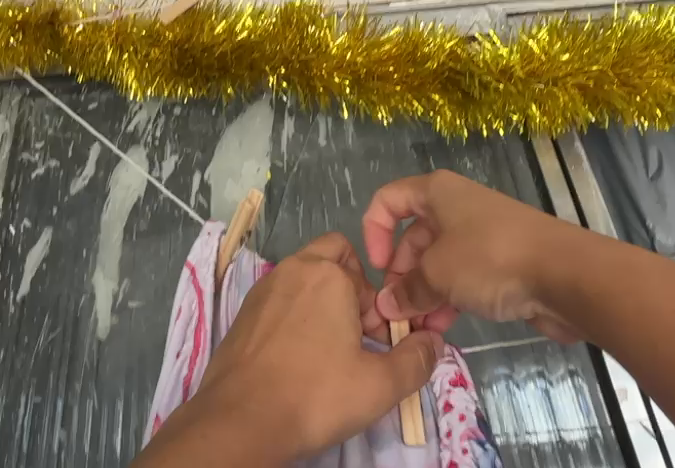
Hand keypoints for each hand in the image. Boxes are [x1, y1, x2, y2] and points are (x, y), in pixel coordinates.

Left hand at [143, 233, 441, 464]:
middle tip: (356, 336)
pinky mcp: (246, 307)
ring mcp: (266, 285)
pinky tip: (298, 355)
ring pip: (305, 275)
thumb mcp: (380, 385)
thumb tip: (433, 342)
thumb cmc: (316, 394)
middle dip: (351, 288)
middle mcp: (295, 267)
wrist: (242, 418)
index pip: (368, 278)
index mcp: (329, 273)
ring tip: (329, 350)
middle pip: (333, 257)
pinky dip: (295, 313)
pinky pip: (281, 295)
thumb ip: (415, 360)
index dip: (379, 312)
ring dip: (323, 300)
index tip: (378, 345)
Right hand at [363, 170, 599, 341]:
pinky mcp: (499, 263)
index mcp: (436, 193)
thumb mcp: (438, 272)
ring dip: (424, 294)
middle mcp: (455, 208)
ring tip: (417, 327)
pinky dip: (448, 299)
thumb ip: (407, 289)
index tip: (376, 268)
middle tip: (396, 311)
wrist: (567, 274)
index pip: (388, 201)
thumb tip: (386, 304)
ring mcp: (479, 236)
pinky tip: (442, 328)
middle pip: (412, 237)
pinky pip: (462, 278)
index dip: (374, 232)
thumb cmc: (490, 257)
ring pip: (437, 263)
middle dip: (401, 275)